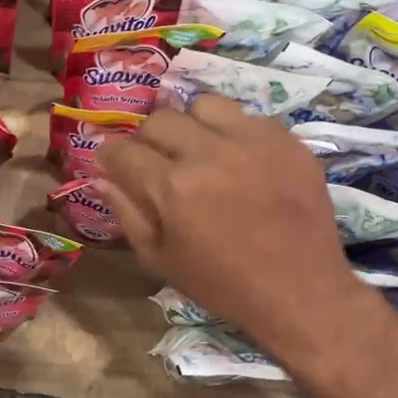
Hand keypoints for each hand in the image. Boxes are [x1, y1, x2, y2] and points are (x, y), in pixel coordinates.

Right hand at [100, 95, 361, 352]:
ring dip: (192, 125)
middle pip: (159, 119)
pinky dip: (234, 133)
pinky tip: (239, 160)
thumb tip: (99, 178)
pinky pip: (247, 116)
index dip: (111, 157)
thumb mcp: (160, 258)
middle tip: (158, 162)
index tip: (115, 165)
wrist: (299, 291)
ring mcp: (251, 141)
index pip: (122, 150)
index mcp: (171, 186)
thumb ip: (126, 212)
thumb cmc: (220, 283)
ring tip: (200, 150)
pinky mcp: (286, 140)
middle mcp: (208, 153)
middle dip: (148, 140)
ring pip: (203, 106)